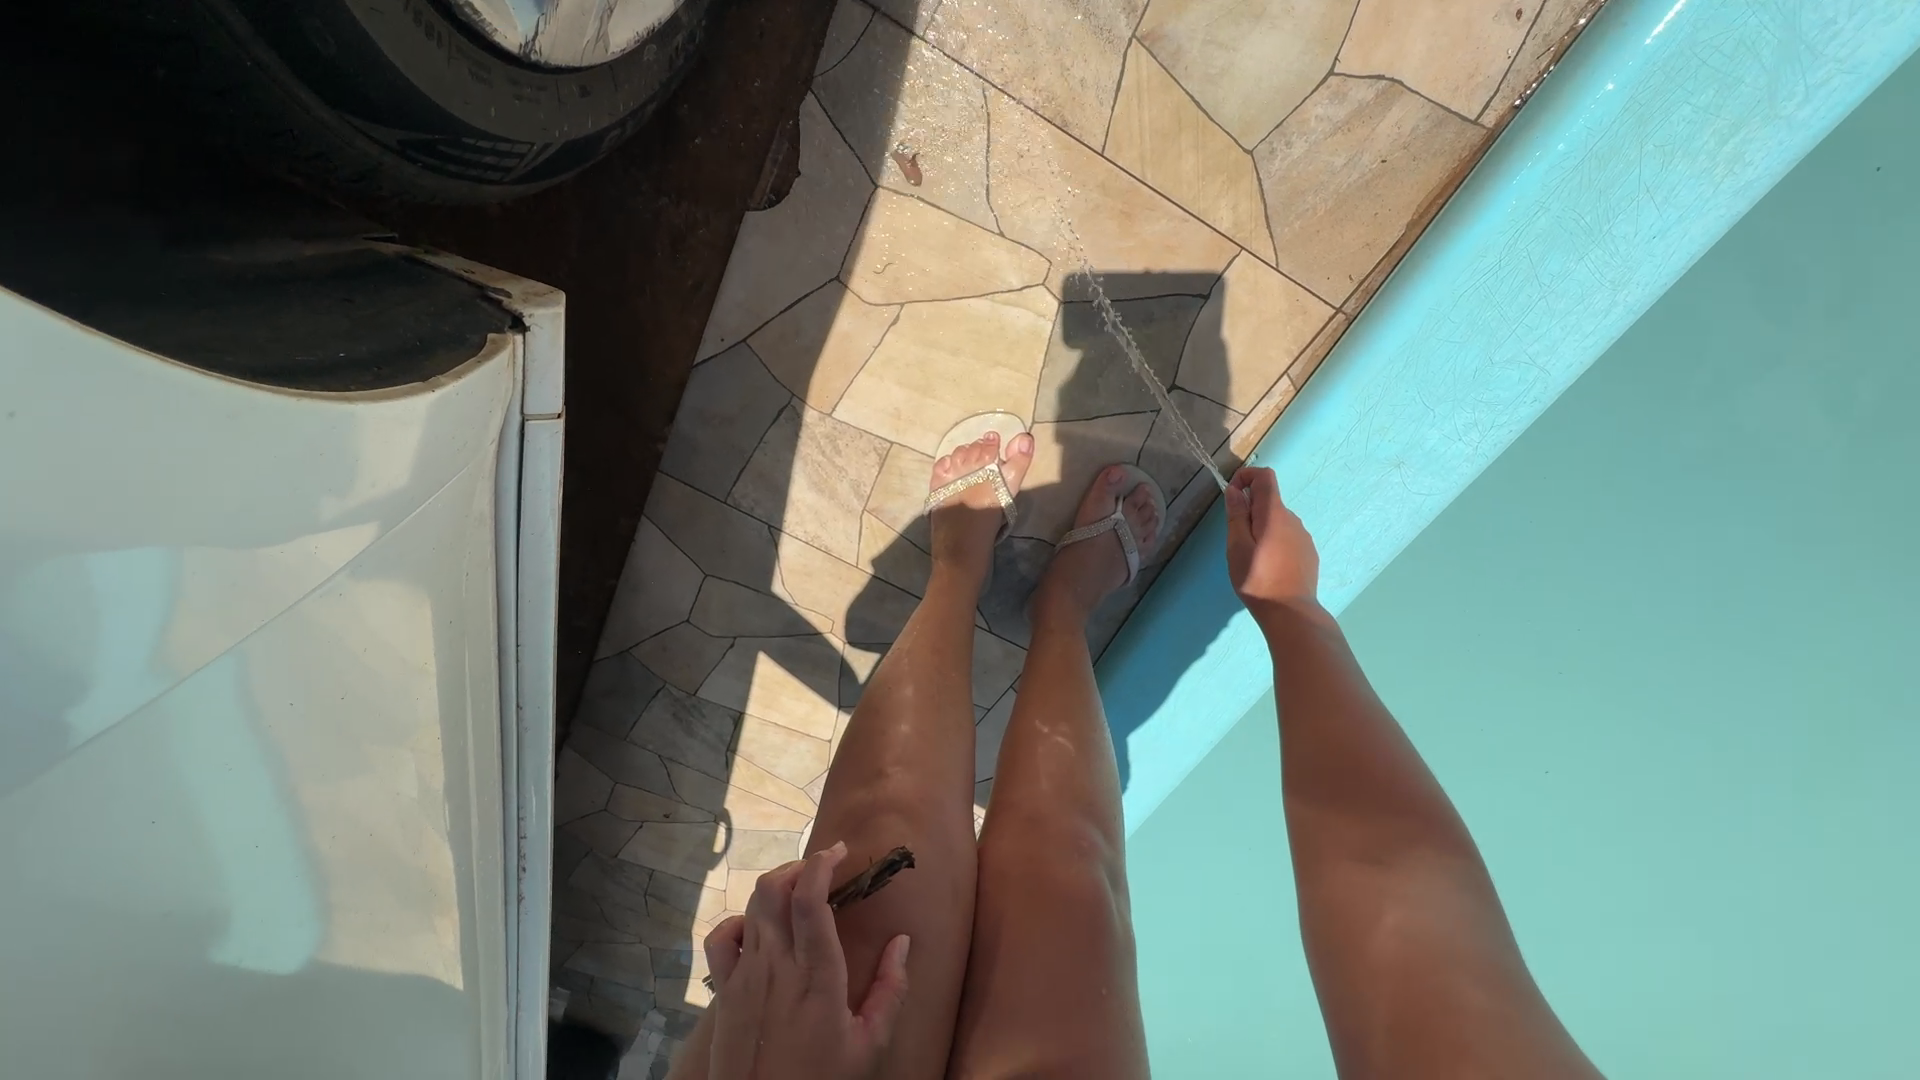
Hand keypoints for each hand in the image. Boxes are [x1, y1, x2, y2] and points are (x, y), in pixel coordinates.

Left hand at [703, 842, 909, 1079]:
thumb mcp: (869, 1046)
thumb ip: (891, 990)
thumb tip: (903, 941)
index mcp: (816, 975)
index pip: (809, 899)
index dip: (821, 863)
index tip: (840, 852)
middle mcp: (777, 965)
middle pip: (774, 889)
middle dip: (799, 865)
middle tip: (823, 868)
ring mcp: (745, 975)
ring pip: (753, 905)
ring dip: (776, 885)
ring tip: (799, 890)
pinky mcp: (723, 991)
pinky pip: (723, 937)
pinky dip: (741, 919)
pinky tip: (760, 927)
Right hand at [1224, 467, 1320, 621]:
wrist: (1290, 612)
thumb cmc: (1257, 579)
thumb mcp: (1237, 546)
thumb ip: (1236, 515)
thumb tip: (1235, 490)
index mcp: (1274, 514)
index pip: (1265, 477)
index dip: (1246, 477)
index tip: (1231, 498)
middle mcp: (1293, 519)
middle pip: (1269, 501)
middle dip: (1249, 510)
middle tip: (1236, 539)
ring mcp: (1303, 536)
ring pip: (1277, 520)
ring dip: (1261, 528)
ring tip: (1251, 557)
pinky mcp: (1308, 552)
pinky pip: (1287, 536)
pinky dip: (1273, 541)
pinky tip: (1268, 567)